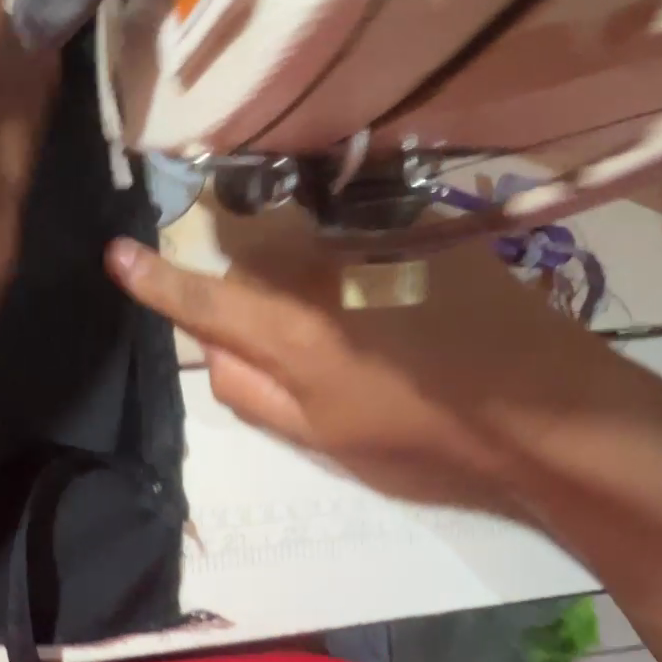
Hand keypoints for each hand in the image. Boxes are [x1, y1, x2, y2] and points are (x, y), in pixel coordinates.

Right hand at [106, 234, 640, 512]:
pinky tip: (391, 286)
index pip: (201, 300)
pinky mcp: (412, 223)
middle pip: (246, 258)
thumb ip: (249, 391)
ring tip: (350, 312)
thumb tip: (210, 350)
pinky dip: (346, 249)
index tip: (116, 254)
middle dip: (246, 282)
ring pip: (297, 240)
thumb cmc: (424, 437)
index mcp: (287, 331)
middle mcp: (316, 270)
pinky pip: (349, 227)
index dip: (155, 280)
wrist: (545, 405)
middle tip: (292, 329)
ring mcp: (367, 240)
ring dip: (297, 262)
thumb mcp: (321, 438)